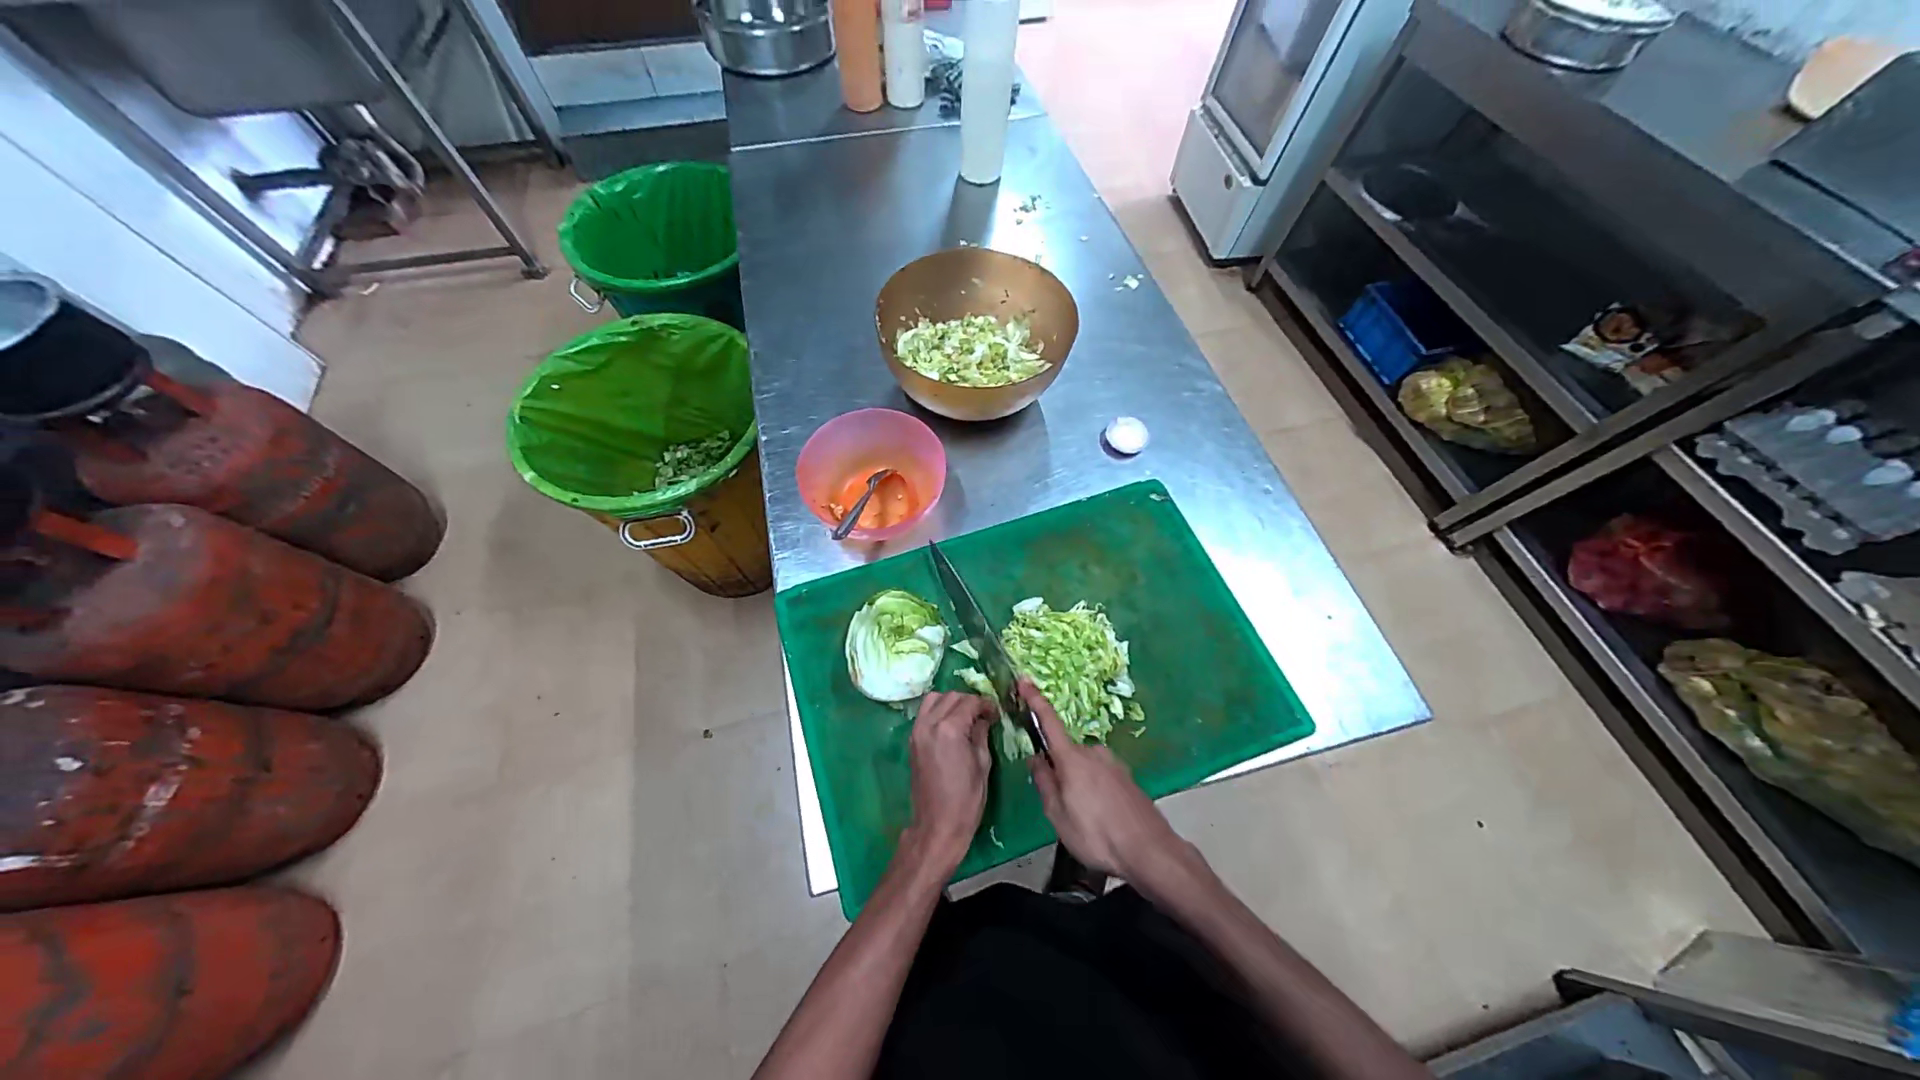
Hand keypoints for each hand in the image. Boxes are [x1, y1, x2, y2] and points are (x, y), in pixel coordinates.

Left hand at [902, 690, 994, 872]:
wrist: (937, 825)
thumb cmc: (966, 799)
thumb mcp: (982, 763)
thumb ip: (981, 734)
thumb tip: (983, 718)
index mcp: (949, 729)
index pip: (969, 702)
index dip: (986, 705)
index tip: (995, 714)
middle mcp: (929, 724)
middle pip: (951, 696)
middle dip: (969, 701)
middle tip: (983, 716)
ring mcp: (917, 732)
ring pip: (934, 700)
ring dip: (951, 703)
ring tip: (965, 718)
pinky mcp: (912, 741)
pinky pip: (925, 714)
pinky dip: (938, 711)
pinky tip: (951, 726)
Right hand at [1023, 679, 1192, 883]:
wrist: (1149, 850)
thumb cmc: (1097, 834)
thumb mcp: (1057, 814)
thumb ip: (1044, 783)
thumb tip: (1036, 759)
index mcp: (1072, 758)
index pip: (1048, 722)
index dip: (1034, 700)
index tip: (1024, 681)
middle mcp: (1094, 753)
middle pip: (1066, 754)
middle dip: (1059, 772)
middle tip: (1061, 806)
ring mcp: (1113, 764)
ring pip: (1084, 768)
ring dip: (1078, 785)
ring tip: (1084, 820)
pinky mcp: (1127, 778)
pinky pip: (1100, 777)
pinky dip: (1095, 792)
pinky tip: (1101, 818)